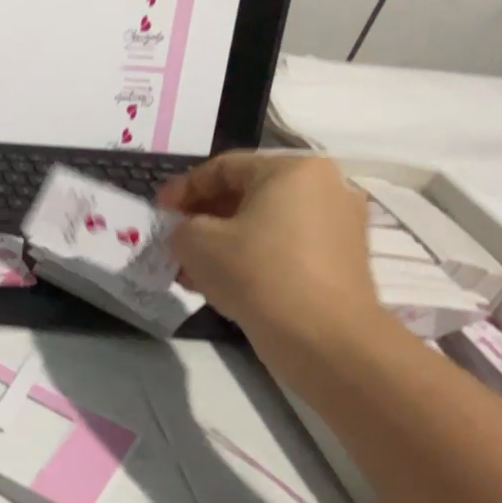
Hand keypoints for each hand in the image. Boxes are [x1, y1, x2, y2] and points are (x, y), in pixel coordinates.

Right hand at [158, 152, 380, 343]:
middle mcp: (325, 187)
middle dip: (204, 216)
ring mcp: (340, 224)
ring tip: (193, 268)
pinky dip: (253, 256)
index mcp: (293, 169)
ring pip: (266, 223)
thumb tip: (189, 232)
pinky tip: (224, 282)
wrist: (321, 334)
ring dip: (225, 240)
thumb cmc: (255, 271)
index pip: (224, 167)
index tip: (158, 212)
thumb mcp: (194, 241)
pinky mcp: (343, 259)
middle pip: (248, 194)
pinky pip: (286, 246)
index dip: (182, 188)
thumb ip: (181, 226)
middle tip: (174, 239)